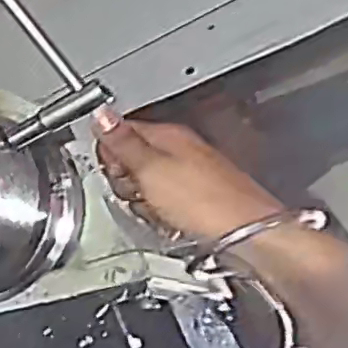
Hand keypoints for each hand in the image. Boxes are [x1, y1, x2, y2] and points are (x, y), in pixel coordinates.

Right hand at [92, 110, 283, 242]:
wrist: (247, 234)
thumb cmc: (206, 201)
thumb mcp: (150, 168)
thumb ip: (122, 141)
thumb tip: (100, 114)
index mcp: (167, 135)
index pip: (118, 132)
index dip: (109, 154)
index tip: (115, 170)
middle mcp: (178, 150)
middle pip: (128, 161)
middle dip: (124, 181)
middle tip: (137, 190)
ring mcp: (186, 174)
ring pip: (141, 185)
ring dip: (140, 201)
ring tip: (155, 207)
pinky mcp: (191, 197)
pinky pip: (157, 202)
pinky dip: (157, 213)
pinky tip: (166, 219)